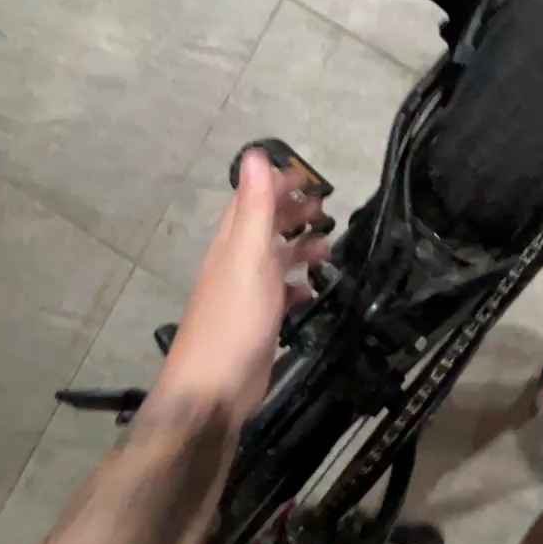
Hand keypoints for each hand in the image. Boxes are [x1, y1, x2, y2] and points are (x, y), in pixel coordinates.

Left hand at [156, 150, 330, 416]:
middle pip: (264, 226)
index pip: (250, 200)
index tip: (306, 176)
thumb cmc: (234, 318)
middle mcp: (237, 263)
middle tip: (325, 207)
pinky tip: (313, 291)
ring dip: (299, 247)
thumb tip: (254, 155)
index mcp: (232, 244)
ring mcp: (247, 294)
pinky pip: (281, 293)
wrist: (214, 388)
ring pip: (275, 259)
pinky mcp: (259, 322)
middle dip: (291, 212)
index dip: (274, 184)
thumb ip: (254, 207)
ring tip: (328, 246)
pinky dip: (298, 285)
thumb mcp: (248, 255)